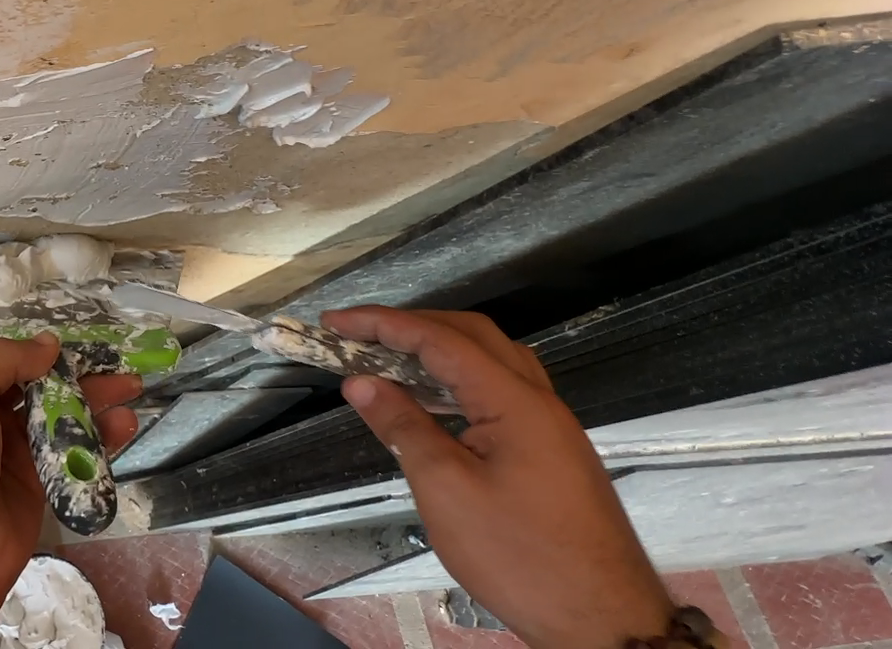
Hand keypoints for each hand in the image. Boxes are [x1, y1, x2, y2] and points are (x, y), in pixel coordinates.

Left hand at [0, 334, 140, 648]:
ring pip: (56, 417)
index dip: (30, 349)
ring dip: (93, 401)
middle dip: (72, 373)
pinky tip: (125, 424)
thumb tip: (47, 343)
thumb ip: (2, 360)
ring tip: (131, 386)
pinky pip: (71, 453)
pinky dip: (99, 438)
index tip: (66, 341)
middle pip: (32, 386)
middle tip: (115, 361)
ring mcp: (8, 453)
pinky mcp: (37, 485)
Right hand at [323, 307, 671, 648]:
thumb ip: (401, 425)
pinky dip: (456, 375)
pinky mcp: (550, 450)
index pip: (438, 339)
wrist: (609, 628)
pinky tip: (430, 397)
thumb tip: (359, 382)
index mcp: (514, 402)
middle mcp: (537, 401)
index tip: (333, 322)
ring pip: (488, 358)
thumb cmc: (520, 556)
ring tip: (385, 356)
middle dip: (408, 324)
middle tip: (357, 334)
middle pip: (469, 334)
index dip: (381, 323)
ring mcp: (549, 426)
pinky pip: (498, 386)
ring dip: (434, 346)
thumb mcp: (445, 489)